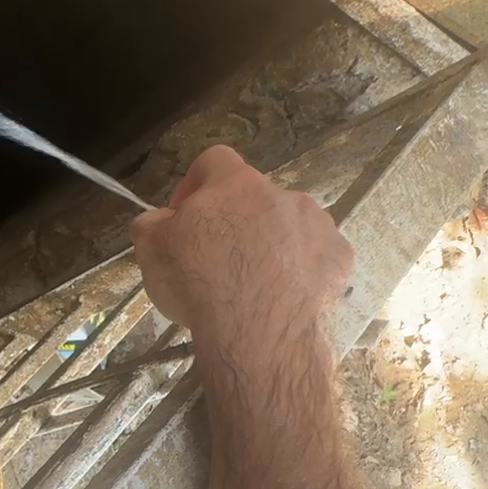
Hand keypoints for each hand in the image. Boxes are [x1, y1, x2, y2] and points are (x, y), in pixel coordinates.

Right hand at [130, 146, 352, 368]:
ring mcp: (316, 223)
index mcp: (233, 186)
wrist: (255, 328)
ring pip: (285, 224)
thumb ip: (150, 224)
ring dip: (264, 243)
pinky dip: (293, 269)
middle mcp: (281, 194)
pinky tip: (274, 296)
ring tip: (245, 284)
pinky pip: (311, 254)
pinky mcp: (338, 256)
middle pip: (251, 198)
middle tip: (208, 261)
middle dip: (229, 222)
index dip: (192, 184)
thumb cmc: (196, 282)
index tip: (179, 216)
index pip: (213, 160)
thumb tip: (160, 219)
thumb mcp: (149, 250)